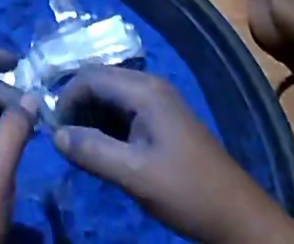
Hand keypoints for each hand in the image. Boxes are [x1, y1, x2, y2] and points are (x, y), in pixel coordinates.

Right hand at [53, 67, 293, 243]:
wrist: (240, 218)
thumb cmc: (187, 192)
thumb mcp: (135, 175)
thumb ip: (92, 151)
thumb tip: (54, 134)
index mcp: (144, 89)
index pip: (90, 76)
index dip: (66, 97)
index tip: (53, 127)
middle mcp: (150, 84)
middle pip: (100, 79)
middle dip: (77, 103)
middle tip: (63, 135)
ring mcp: (159, 100)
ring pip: (111, 93)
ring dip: (91, 113)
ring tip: (78, 143)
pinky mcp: (164, 117)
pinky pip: (125, 107)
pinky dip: (107, 121)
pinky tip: (102, 145)